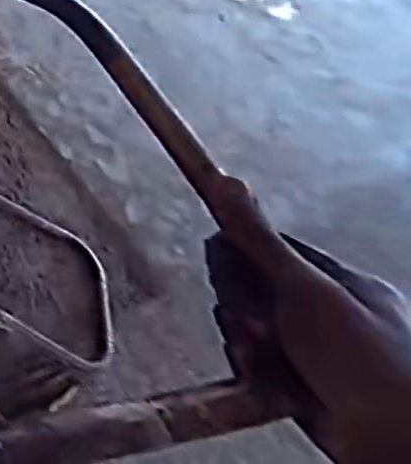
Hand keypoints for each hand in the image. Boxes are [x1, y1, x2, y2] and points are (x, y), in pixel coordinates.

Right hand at [211, 178, 410, 463]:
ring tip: (267, 356)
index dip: (233, 256)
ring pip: (239, 319)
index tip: (232, 274)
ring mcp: (309, 343)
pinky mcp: (293, 371)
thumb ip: (258, 237)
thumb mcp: (307, 291)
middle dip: (239, 304)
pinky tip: (268, 375)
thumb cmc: (368, 364)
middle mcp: (323, 308)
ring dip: (242, 337)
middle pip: (241, 282)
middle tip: (258, 326)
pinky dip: (249, 362)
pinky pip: (246, 352)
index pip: (256, 245)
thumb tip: (223, 180)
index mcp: (337, 282)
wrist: (397, 444)